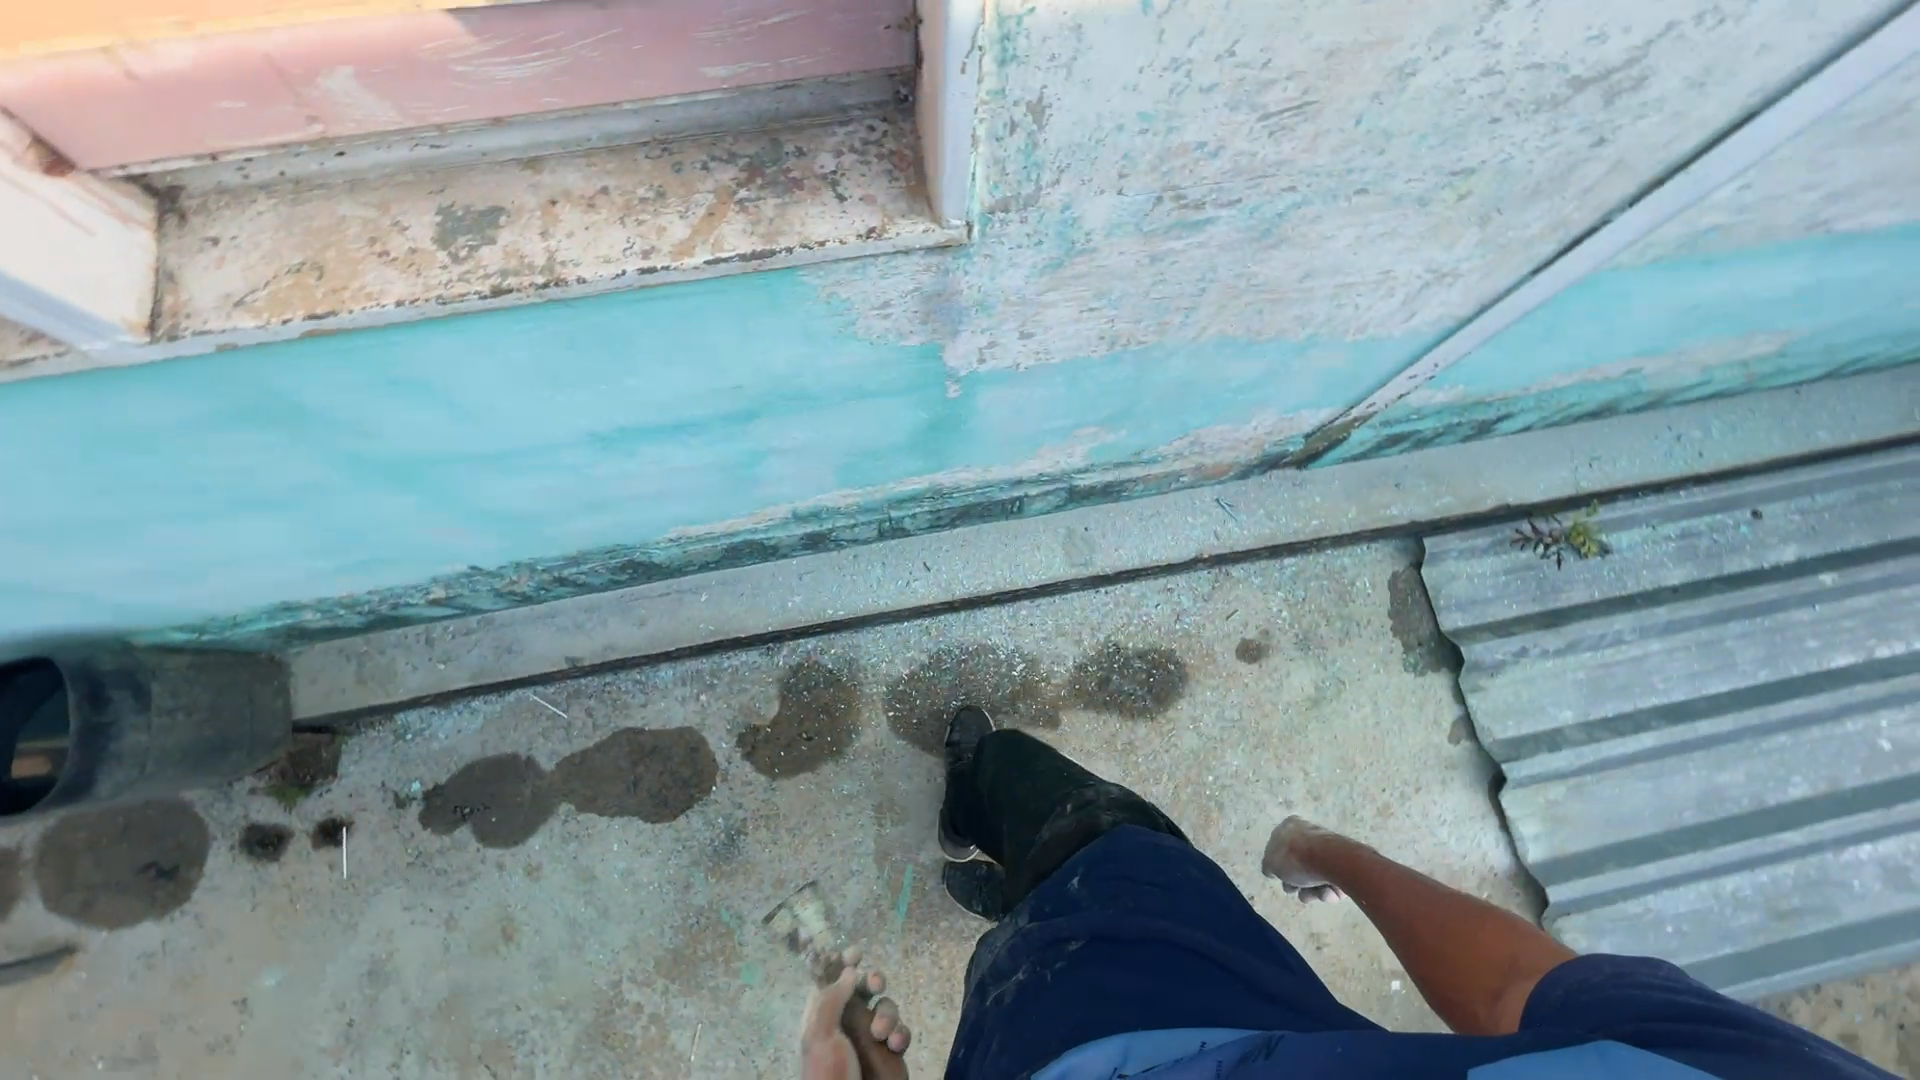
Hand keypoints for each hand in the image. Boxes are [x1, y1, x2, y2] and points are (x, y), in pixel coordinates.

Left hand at [799, 948, 910, 1079]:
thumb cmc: (829, 1076)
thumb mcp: (820, 1037)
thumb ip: (832, 999)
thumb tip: (849, 970)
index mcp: (824, 1016)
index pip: (832, 979)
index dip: (843, 963)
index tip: (856, 952)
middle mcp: (848, 1021)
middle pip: (864, 987)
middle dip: (873, 980)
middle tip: (875, 985)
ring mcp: (870, 1037)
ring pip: (886, 1006)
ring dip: (887, 1014)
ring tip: (881, 1035)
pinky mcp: (889, 1051)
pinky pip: (901, 1030)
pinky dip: (900, 1033)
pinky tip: (894, 1045)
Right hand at [1261, 816, 1346, 902]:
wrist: (1331, 861)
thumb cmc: (1295, 857)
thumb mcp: (1271, 862)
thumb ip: (1269, 866)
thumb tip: (1271, 870)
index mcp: (1289, 826)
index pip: (1279, 845)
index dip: (1278, 864)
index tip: (1279, 877)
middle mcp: (1309, 833)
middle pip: (1298, 863)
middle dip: (1295, 881)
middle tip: (1293, 890)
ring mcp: (1328, 848)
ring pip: (1314, 875)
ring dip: (1310, 890)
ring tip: (1309, 896)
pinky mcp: (1344, 863)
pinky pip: (1330, 880)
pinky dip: (1326, 890)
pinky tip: (1324, 893)